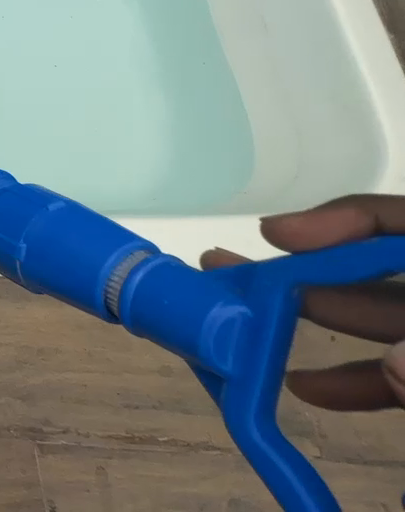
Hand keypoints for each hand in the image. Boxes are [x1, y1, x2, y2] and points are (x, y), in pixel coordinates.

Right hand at [202, 195, 404, 409]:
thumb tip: (396, 369)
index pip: (398, 220)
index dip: (338, 219)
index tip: (272, 236)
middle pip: (374, 271)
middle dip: (298, 273)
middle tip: (221, 269)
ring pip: (375, 317)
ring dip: (307, 322)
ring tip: (238, 326)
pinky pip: (394, 366)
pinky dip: (352, 376)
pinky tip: (303, 388)